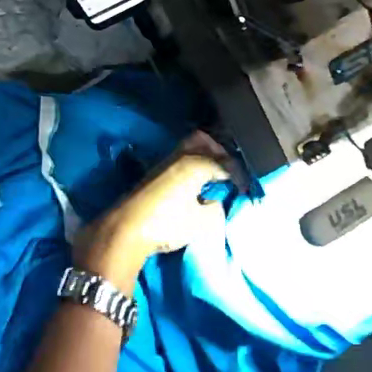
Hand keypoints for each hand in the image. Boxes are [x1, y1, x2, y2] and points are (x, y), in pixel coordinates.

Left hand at [74, 132, 231, 292]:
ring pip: (189, 149)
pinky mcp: (153, 174)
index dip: (239, 176)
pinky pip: (179, 160)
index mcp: (195, 163)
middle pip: (203, 141)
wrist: (125, 230)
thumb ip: (217, 209)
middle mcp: (180, 157)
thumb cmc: (166, 223)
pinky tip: (194, 184)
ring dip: (203, 158)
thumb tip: (216, 202)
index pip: (225, 163)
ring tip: (213, 178)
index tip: (246, 189)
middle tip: (228, 171)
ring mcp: (164, 163)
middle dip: (219, 152)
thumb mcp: (202, 222)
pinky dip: (191, 166)